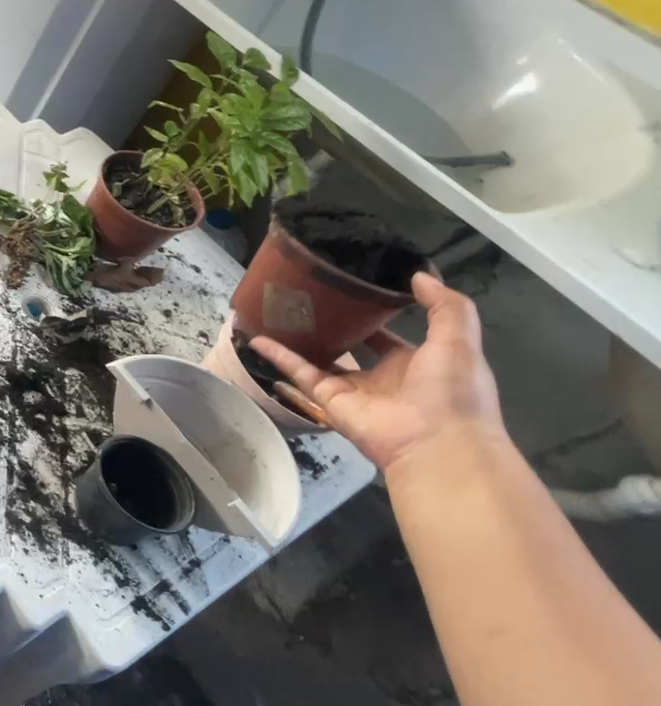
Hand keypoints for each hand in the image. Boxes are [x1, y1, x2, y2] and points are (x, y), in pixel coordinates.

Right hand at [250, 272, 504, 471]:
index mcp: (415, 363)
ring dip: (299, 339)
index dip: (370, 315)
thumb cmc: (451, 391)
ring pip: (319, 357)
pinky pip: (299, 371)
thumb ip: (446, 307)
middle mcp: (381, 375)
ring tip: (275, 312)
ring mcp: (351, 387)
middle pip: (349, 345)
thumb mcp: (459, 343)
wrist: (435, 442)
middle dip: (330, 326)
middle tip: (305, 297)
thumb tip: (418, 274)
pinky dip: (277, 355)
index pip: (385, 335)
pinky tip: (257, 336)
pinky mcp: (327, 397)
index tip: (347, 292)